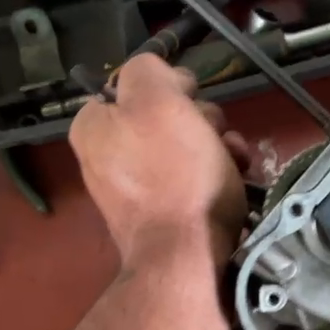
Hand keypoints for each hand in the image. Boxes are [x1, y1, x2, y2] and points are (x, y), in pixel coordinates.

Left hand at [69, 54, 249, 268]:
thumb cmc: (175, 176)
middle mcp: (108, 157)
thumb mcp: (159, 103)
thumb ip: (149, 70)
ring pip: (187, 151)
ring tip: (234, 166)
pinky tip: (234, 187)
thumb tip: (163, 77)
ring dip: (217, 151)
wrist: (187, 259)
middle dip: (203, 124)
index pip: (136, 86)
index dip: (173, 89)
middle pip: (167, 120)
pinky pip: (193, 185)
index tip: (194, 102)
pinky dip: (216, 181)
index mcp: (94, 126)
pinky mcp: (165, 217)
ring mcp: (137, 191)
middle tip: (217, 138)